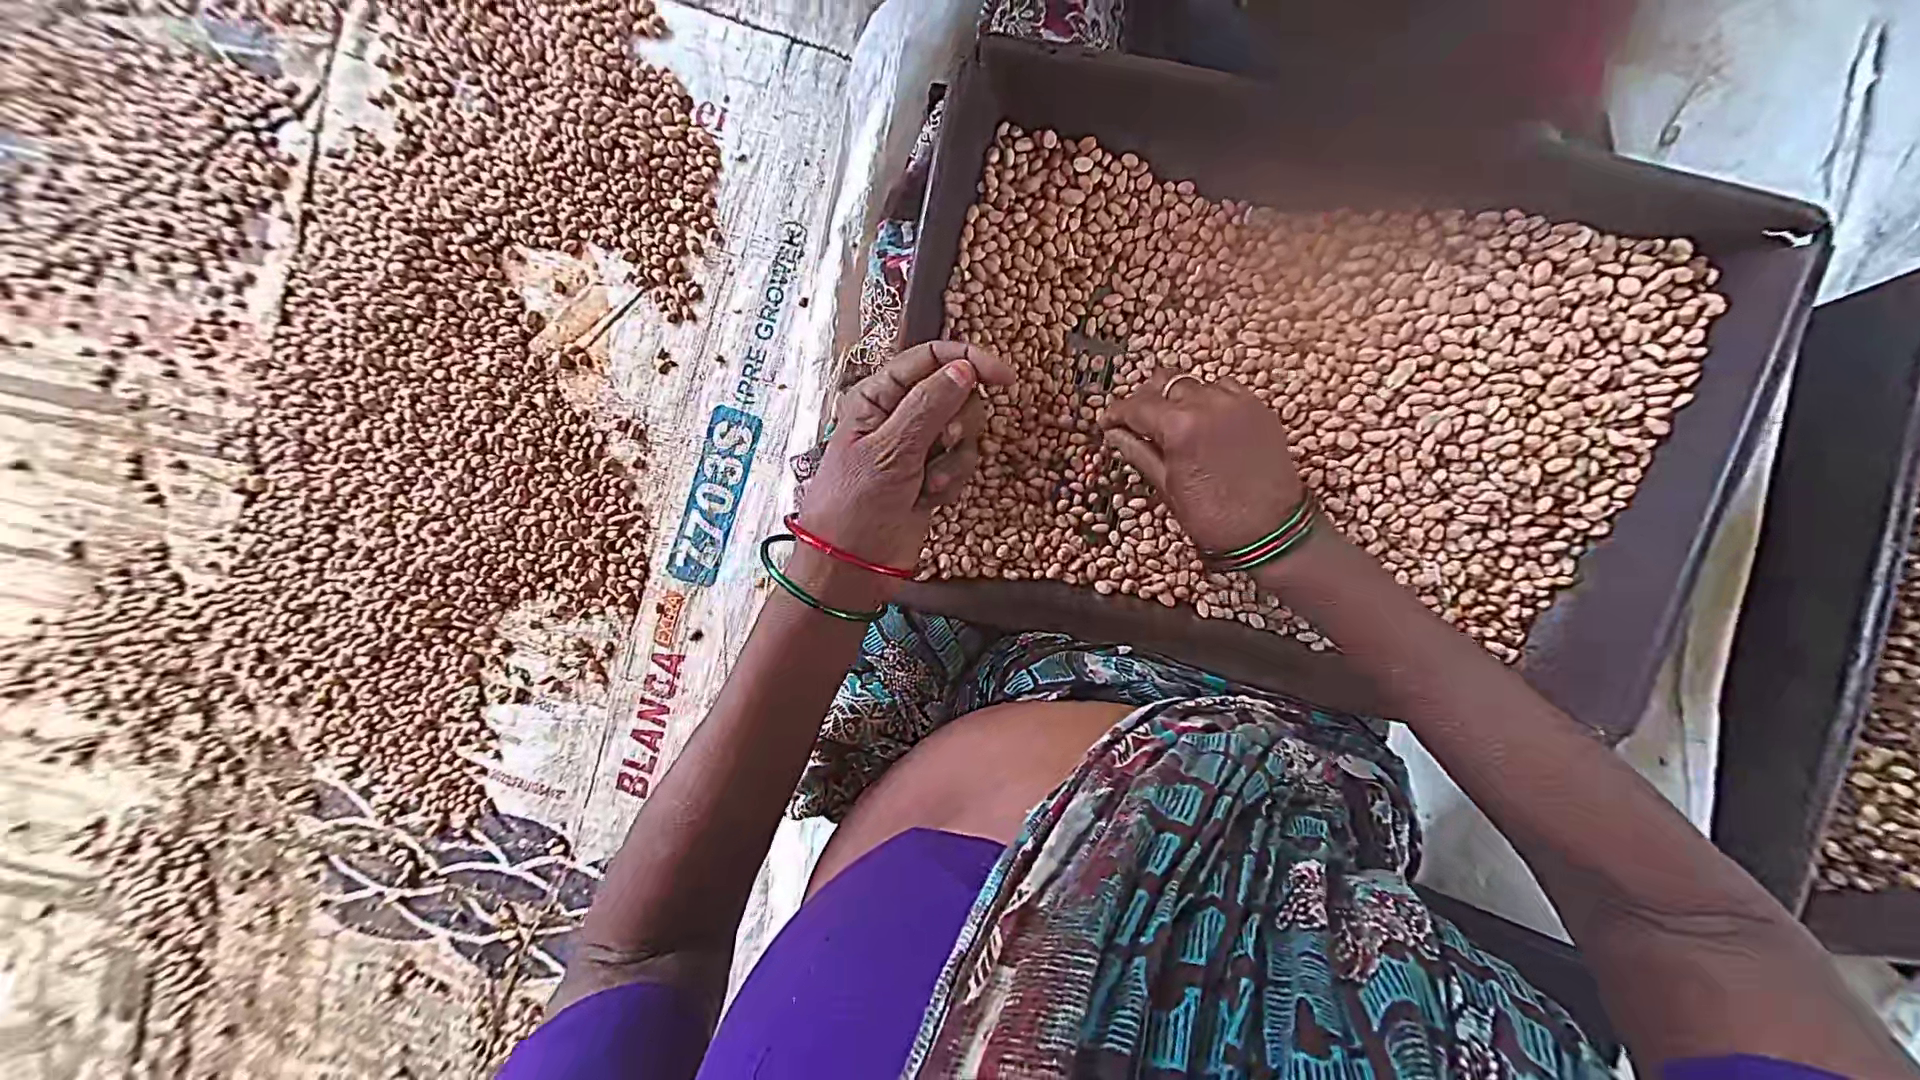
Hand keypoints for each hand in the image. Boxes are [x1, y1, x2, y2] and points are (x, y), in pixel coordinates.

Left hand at [798, 341, 1015, 584]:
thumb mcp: (890, 450)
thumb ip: (929, 405)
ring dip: (955, 459)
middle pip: (956, 393)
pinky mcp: (931, 475)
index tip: (1004, 377)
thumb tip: (964, 369)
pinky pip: (961, 464)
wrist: (853, 563)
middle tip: (945, 441)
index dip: (969, 360)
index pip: (930, 358)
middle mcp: (900, 415)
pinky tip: (929, 498)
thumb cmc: (854, 504)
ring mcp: (917, 446)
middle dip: (959, 421)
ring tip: (928, 482)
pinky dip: (952, 481)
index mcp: (879, 396)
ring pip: (964, 432)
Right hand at [1100, 370, 1307, 553]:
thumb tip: (1115, 435)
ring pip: (1193, 383)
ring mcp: (1236, 403)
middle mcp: (1208, 404)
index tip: (1108, 422)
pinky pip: (1223, 389)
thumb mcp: (1166, 486)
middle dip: (1145, 401)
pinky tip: (1201, 421)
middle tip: (1135, 422)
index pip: (1136, 406)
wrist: (1269, 530)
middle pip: (1164, 384)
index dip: (1116, 413)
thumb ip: (1139, 452)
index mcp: (1179, 426)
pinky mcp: (1257, 408)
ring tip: (1169, 422)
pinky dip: (1207, 399)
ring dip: (1176, 398)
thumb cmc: (1214, 517)